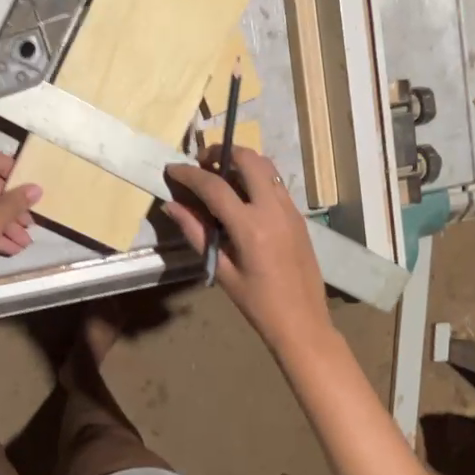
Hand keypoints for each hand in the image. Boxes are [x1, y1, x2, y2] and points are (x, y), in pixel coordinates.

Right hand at [164, 147, 332, 352]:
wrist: (302, 321)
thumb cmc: (257, 303)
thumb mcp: (223, 270)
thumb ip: (197, 233)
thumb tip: (172, 206)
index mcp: (250, 227)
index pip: (214, 186)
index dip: (189, 174)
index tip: (172, 168)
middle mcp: (273, 209)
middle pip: (248, 159)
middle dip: (221, 153)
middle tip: (201, 164)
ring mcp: (290, 210)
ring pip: (266, 167)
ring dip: (240, 162)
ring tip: (219, 176)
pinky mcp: (298, 216)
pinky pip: (275, 184)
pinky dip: (255, 178)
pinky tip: (240, 196)